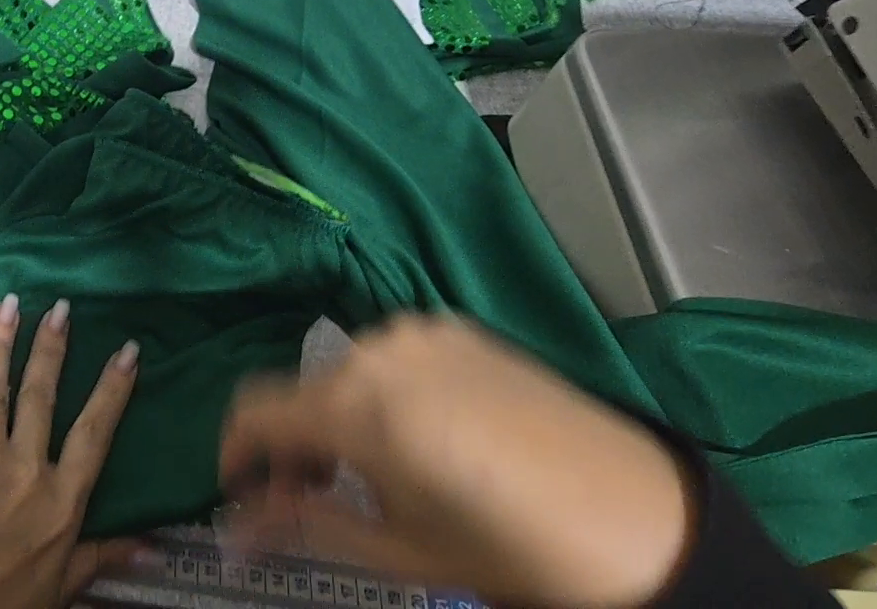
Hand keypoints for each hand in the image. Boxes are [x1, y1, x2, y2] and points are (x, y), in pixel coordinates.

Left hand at [0, 294, 141, 608]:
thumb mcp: (56, 588)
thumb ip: (98, 556)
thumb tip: (151, 544)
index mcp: (60, 501)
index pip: (94, 432)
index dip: (112, 390)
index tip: (127, 351)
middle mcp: (26, 467)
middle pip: (42, 394)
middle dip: (51, 346)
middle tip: (60, 307)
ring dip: (1, 340)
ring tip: (7, 305)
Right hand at [220, 315, 694, 608]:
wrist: (643, 517)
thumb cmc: (513, 550)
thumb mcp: (401, 548)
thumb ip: (304, 523)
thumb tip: (233, 530)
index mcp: (357, 407)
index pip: (254, 409)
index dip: (234, 450)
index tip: (241, 491)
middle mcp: (376, 350)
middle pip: (302, 393)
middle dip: (295, 447)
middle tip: (317, 500)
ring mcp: (418, 331)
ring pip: (344, 373)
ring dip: (338, 419)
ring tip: (379, 471)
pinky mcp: (454, 327)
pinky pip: (391, 357)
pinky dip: (382, 393)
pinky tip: (425, 436)